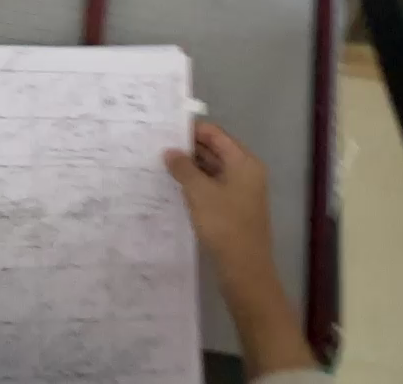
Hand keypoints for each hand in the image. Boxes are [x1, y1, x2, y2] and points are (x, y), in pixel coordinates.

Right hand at [165, 120, 315, 374]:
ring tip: (160, 163)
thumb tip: (169, 151)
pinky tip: (173, 185)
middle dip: (187, 148)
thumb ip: (183, 167)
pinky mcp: (233, 208)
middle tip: (157, 146)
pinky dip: (195, 183)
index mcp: (243, 162)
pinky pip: (211, 186)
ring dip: (189, 166)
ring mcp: (240, 191)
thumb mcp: (199, 192)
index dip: (190, 130)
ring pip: (211, 168)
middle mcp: (245, 172)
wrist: (245, 272)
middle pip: (214, 149)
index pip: (214, 134)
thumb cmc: (225, 225)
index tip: (163, 130)